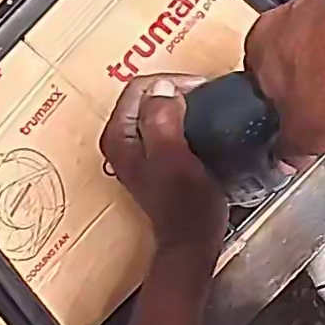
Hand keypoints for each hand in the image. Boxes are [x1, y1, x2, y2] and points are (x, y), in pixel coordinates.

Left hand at [101, 74, 227, 252]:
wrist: (192, 241)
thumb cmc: (186, 205)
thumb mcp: (174, 157)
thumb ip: (162, 120)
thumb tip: (163, 87)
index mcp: (118, 137)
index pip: (140, 87)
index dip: (171, 82)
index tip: (201, 90)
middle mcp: (121, 141)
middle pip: (146, 96)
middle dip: (176, 90)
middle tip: (206, 97)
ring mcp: (137, 152)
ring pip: (157, 110)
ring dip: (181, 105)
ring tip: (206, 109)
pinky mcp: (154, 160)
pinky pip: (166, 126)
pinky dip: (183, 121)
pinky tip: (201, 127)